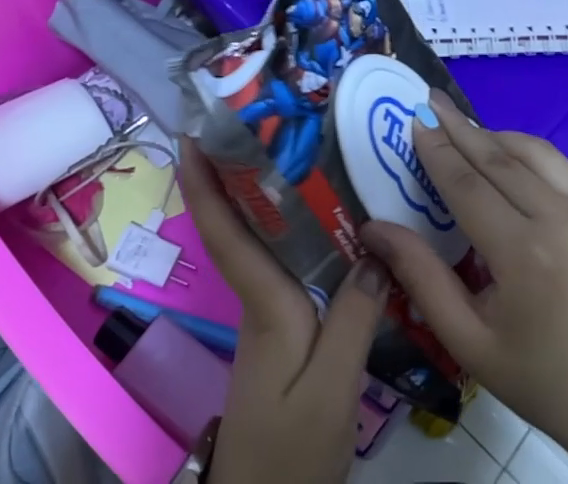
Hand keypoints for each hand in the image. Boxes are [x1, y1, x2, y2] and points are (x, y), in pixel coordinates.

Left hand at [179, 140, 380, 483]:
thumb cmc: (292, 449)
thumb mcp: (332, 389)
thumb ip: (354, 321)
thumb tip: (376, 251)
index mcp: (266, 305)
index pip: (226, 235)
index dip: (205, 184)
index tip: (191, 135)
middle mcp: (261, 300)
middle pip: (241, 227)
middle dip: (236, 172)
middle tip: (258, 120)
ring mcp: (271, 316)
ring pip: (264, 244)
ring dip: (266, 196)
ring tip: (298, 150)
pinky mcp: (286, 329)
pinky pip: (288, 265)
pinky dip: (298, 233)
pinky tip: (332, 222)